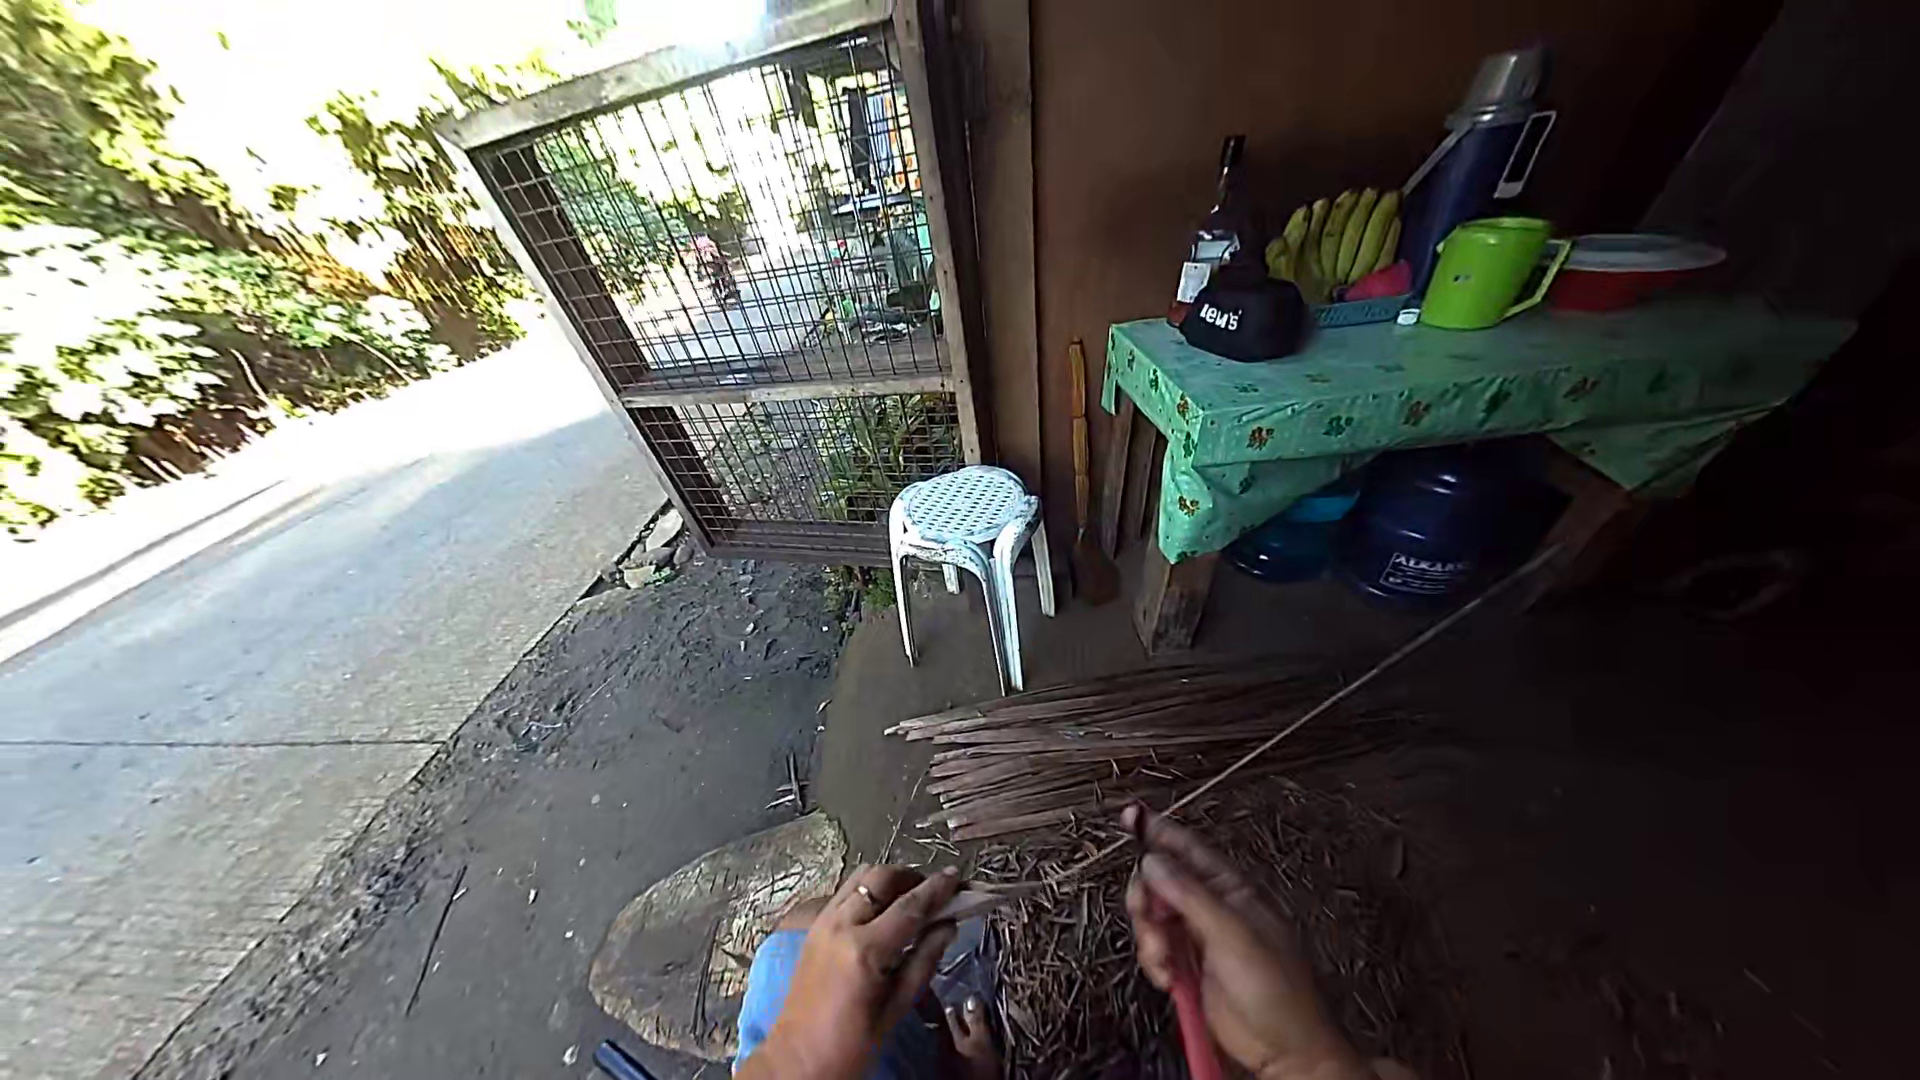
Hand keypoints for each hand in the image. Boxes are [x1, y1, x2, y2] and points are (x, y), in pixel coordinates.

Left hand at [743, 864, 962, 1079]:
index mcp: (864, 950)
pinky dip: (868, 887)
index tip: (955, 876)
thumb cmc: (850, 1046)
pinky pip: (846, 889)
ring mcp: (824, 921)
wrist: (795, 1064)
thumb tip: (949, 925)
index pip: (909, 906)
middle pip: (882, 877)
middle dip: (911, 877)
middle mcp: (842, 924)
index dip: (936, 888)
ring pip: (862, 876)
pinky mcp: (814, 925)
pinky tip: (881, 905)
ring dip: (889, 878)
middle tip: (933, 890)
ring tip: (909, 895)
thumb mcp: (896, 1008)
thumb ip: (925, 960)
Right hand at [1123, 807, 1370, 1079]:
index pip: (1186, 847)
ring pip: (1151, 912)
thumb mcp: (1233, 936)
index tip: (1130, 816)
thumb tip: (1152, 860)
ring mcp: (1195, 934)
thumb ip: (1190, 895)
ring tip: (1163, 957)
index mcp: (1228, 888)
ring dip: (1149, 933)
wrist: (1285, 1057)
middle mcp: (1209, 905)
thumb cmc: (1278, 993)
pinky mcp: (1184, 963)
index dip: (1157, 829)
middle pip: (1159, 878)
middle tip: (1147, 913)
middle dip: (1147, 895)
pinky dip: (1152, 958)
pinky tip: (1166, 976)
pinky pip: (1152, 945)